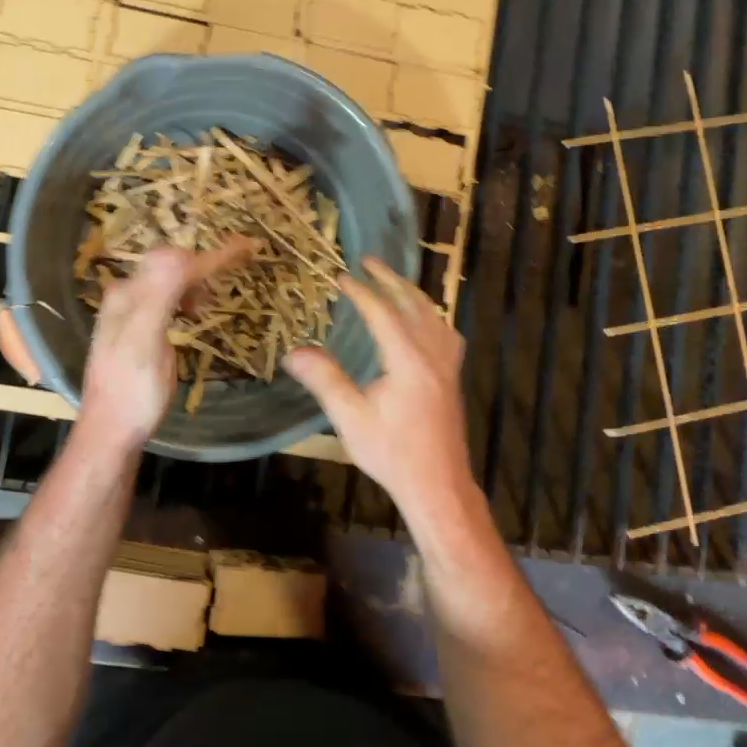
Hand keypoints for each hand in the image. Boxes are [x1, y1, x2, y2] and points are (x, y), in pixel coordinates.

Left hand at [80, 240, 250, 446]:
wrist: (110, 432)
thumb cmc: (132, 393)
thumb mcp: (145, 343)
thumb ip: (159, 296)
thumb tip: (180, 254)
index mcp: (128, 296)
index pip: (174, 263)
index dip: (212, 255)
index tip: (247, 247)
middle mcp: (125, 297)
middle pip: (169, 263)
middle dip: (204, 260)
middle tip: (238, 263)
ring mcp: (128, 315)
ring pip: (166, 279)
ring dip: (194, 278)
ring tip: (213, 297)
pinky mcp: (136, 331)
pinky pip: (164, 297)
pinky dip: (185, 295)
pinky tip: (192, 312)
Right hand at [284, 257, 471, 514]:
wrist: (438, 485)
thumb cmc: (392, 454)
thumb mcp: (351, 419)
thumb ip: (325, 381)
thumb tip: (293, 351)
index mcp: (408, 361)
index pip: (383, 314)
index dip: (361, 293)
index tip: (340, 276)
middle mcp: (433, 355)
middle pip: (414, 305)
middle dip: (391, 280)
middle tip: (369, 261)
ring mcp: (448, 366)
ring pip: (434, 316)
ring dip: (412, 293)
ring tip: (393, 282)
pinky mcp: (452, 378)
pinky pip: (445, 332)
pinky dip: (430, 315)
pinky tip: (424, 321)